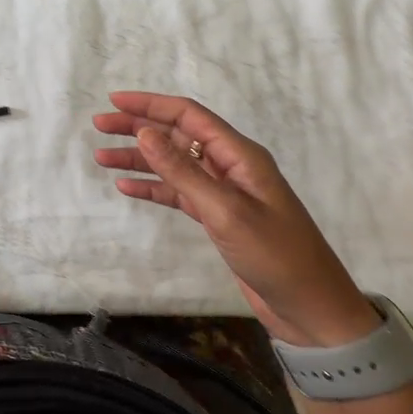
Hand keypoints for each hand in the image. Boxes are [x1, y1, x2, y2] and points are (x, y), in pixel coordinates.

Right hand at [93, 91, 381, 347]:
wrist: (313, 311)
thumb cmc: (276, 255)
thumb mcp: (225, 211)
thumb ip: (182, 170)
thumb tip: (143, 132)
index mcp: (239, 155)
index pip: (189, 115)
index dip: (150, 104)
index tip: (113, 101)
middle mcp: (230, 166)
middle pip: (177, 135)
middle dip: (137, 127)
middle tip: (99, 126)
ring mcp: (224, 192)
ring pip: (173, 163)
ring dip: (138, 159)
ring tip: (101, 158)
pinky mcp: (218, 216)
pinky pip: (177, 192)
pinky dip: (152, 187)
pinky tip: (126, 187)